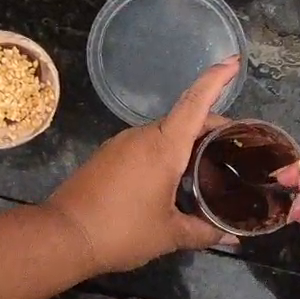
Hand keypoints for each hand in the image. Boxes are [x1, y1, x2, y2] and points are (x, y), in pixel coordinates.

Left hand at [46, 56, 240, 273]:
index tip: (234, 60)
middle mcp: (143, 136)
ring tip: (208, 167)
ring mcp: (122, 143)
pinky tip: (174, 179)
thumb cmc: (121, 231)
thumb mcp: (169, 235)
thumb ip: (203, 232)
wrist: (63, 236)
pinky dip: (166, 153)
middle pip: (185, 119)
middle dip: (211, 127)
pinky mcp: (108, 155)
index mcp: (164, 146)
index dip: (216, 79)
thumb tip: (232, 238)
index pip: (196, 103)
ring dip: (187, 143)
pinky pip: (146, 146)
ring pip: (164, 134)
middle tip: (235, 147)